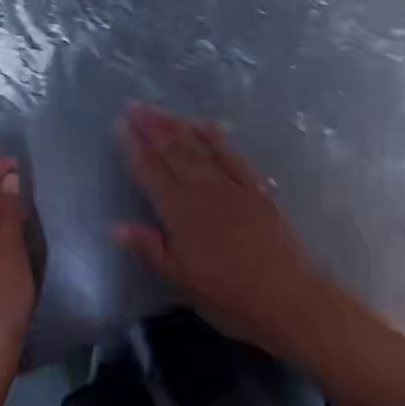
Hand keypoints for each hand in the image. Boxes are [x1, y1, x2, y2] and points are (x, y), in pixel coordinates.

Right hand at [113, 102, 335, 361]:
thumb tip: (113, 227)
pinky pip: (229, 153)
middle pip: (172, 150)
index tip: (119, 124)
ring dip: (174, 124)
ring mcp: (230, 185)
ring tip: (157, 109)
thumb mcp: (183, 282)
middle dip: (150, 126)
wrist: (291, 301)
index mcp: (181, 212)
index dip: (134, 147)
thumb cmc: (231, 298)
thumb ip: (149, 249)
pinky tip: (202, 124)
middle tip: (133, 105)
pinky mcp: (254, 187)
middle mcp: (203, 190)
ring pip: (197, 146)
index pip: (150, 171)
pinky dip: (213, 136)